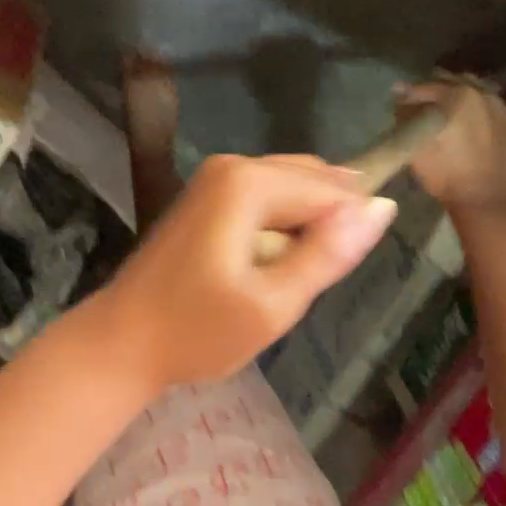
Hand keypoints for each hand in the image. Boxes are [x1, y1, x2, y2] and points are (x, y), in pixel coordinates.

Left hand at [91, 155, 396, 388]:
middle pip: (311, 179)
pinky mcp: (208, 195)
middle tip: (317, 279)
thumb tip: (382, 208)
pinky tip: (275, 266)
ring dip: (306, 225)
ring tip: (296, 276)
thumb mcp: (273, 304)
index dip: (351, 231)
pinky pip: (267, 196)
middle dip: (328, 222)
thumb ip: (327, 254)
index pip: (332, 190)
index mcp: (248, 183)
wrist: (123, 340)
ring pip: (291, 187)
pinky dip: (283, 225)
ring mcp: (216, 177)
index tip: (341, 275)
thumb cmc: (197, 331)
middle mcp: (233, 165)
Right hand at [398, 83, 505, 216]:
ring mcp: (501, 109)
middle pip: (452, 83)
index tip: (398, 104)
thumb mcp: (414, 144)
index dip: (408, 96)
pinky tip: (467, 124)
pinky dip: (475, 111)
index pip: (425, 87)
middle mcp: (482, 94)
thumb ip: (405, 113)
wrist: (486, 201)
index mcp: (457, 94)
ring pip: (473, 93)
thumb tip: (399, 91)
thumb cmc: (445, 172)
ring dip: (457, 99)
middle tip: (421, 107)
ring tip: (445, 114)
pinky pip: (489, 108)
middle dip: (435, 92)